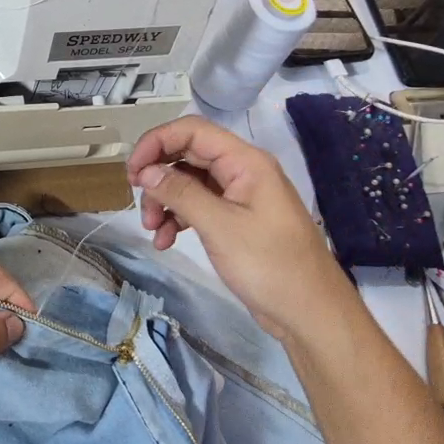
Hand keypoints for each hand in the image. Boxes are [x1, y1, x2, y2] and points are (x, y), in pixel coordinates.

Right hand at [126, 116, 341, 337]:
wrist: (310, 313)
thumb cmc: (269, 265)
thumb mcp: (219, 226)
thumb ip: (180, 193)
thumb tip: (146, 171)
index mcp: (245, 162)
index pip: (192, 130)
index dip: (157, 142)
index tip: (132, 171)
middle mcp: (242, 171)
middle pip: (188, 155)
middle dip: (158, 176)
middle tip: (136, 200)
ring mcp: (240, 196)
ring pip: (190, 182)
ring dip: (165, 201)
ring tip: (152, 230)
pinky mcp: (236, 220)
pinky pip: (199, 206)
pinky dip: (178, 218)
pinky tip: (165, 241)